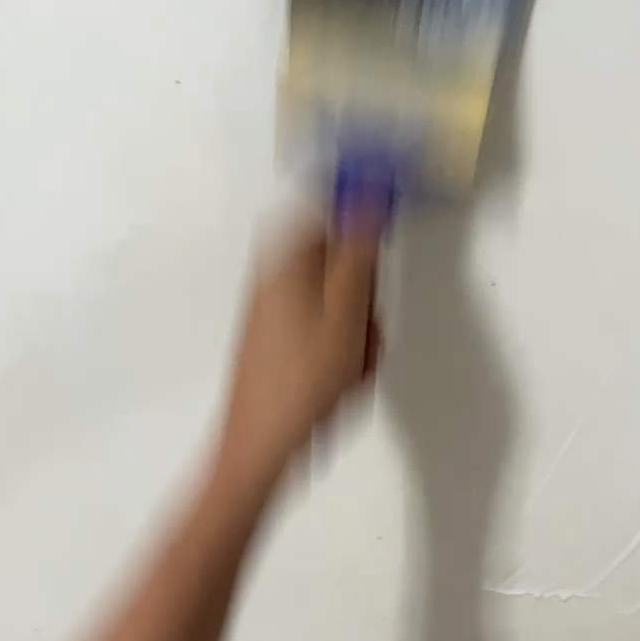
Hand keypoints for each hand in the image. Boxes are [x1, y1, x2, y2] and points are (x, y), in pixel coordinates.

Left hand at [216, 215, 382, 484]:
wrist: (262, 445)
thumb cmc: (300, 384)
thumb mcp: (344, 311)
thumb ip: (359, 251)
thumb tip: (369, 194)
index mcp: (285, 260)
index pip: (333, 216)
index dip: (364, 238)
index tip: (377, 268)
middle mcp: (276, 282)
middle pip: (340, 267)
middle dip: (364, 301)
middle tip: (362, 334)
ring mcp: (277, 317)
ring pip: (339, 307)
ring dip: (358, 336)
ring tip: (350, 369)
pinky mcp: (282, 348)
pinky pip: (327, 337)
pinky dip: (342, 357)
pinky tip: (340, 385)